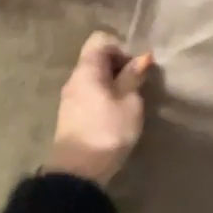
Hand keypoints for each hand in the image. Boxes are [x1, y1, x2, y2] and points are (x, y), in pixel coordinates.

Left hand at [44, 31, 151, 186]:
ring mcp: (70, 98)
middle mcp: (75, 79)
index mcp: (87, 70)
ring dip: (114, 82)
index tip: (136, 65)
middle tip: (138, 83)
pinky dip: (105, 95)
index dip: (121, 46)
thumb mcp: (129, 103)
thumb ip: (134, 77)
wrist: (77, 174)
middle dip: (120, 64)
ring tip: (131, 100)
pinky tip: (118, 113)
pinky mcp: (72, 115)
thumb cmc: (108, 132)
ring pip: (94, 77)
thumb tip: (142, 56)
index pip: (100, 39)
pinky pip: (90, 93)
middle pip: (97, 57)